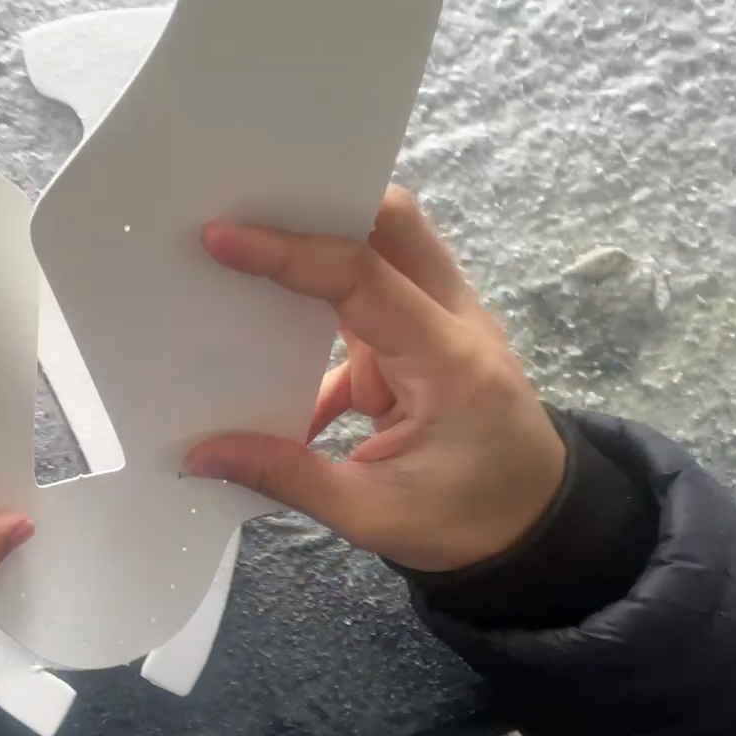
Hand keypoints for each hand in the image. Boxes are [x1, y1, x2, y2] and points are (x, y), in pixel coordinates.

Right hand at [185, 187, 565, 572]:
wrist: (537, 529)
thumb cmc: (468, 522)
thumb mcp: (372, 515)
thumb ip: (284, 477)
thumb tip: (198, 455)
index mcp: (447, 362)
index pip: (362, 278)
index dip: (288, 252)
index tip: (221, 237)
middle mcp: (451, 322)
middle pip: (393, 223)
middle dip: (321, 205)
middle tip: (249, 206)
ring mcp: (437, 324)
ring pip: (383, 246)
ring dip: (320, 240)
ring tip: (249, 244)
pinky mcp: (417, 338)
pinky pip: (364, 297)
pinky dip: (316, 302)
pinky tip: (269, 337)